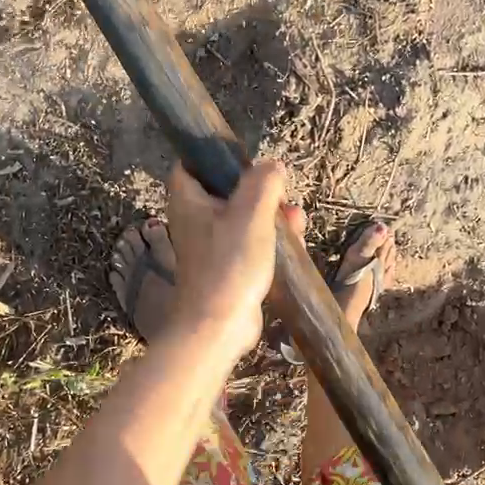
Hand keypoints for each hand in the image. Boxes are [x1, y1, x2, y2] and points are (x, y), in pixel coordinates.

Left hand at [162, 159, 287, 359]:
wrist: (219, 326)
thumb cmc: (230, 263)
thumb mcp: (251, 213)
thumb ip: (263, 183)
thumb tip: (272, 166)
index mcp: (189, 200)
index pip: (192, 165)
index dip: (217, 158)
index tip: (245, 160)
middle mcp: (194, 220)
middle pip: (227, 190)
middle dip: (259, 191)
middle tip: (282, 197)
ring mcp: (210, 245)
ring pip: (243, 216)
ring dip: (271, 216)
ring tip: (295, 222)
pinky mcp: (226, 266)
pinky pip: (249, 242)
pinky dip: (269, 240)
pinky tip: (292, 243)